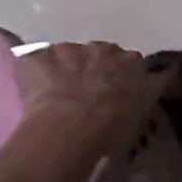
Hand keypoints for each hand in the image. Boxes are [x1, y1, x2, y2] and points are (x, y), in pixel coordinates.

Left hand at [16, 42, 154, 136]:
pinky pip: (41, 60)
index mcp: (136, 65)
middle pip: (107, 55)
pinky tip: (35, 90)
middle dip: (102, 69)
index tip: (128, 91)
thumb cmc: (111, 131)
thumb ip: (145, 97)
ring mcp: (73, 49)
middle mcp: (108, 50)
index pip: (140, 65)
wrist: (67, 132)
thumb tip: (143, 92)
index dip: (134, 78)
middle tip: (92, 93)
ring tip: (61, 92)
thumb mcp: (142, 117)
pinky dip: (40, 71)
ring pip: (74, 54)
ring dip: (71, 67)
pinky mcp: (42, 54)